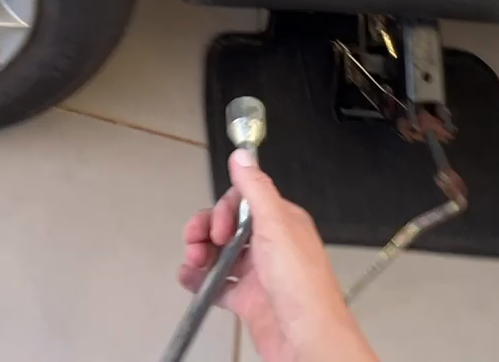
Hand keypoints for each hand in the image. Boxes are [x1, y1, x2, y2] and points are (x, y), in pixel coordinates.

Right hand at [178, 150, 378, 361]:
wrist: (309, 344)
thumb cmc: (302, 288)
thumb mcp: (276, 225)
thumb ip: (256, 188)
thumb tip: (243, 156)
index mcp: (282, 222)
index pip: (244, 202)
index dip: (225, 210)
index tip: (218, 226)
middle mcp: (270, 245)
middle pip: (229, 227)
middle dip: (206, 230)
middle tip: (196, 241)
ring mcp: (259, 275)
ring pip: (221, 254)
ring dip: (200, 252)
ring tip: (191, 261)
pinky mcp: (249, 301)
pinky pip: (218, 285)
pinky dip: (200, 280)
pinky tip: (189, 278)